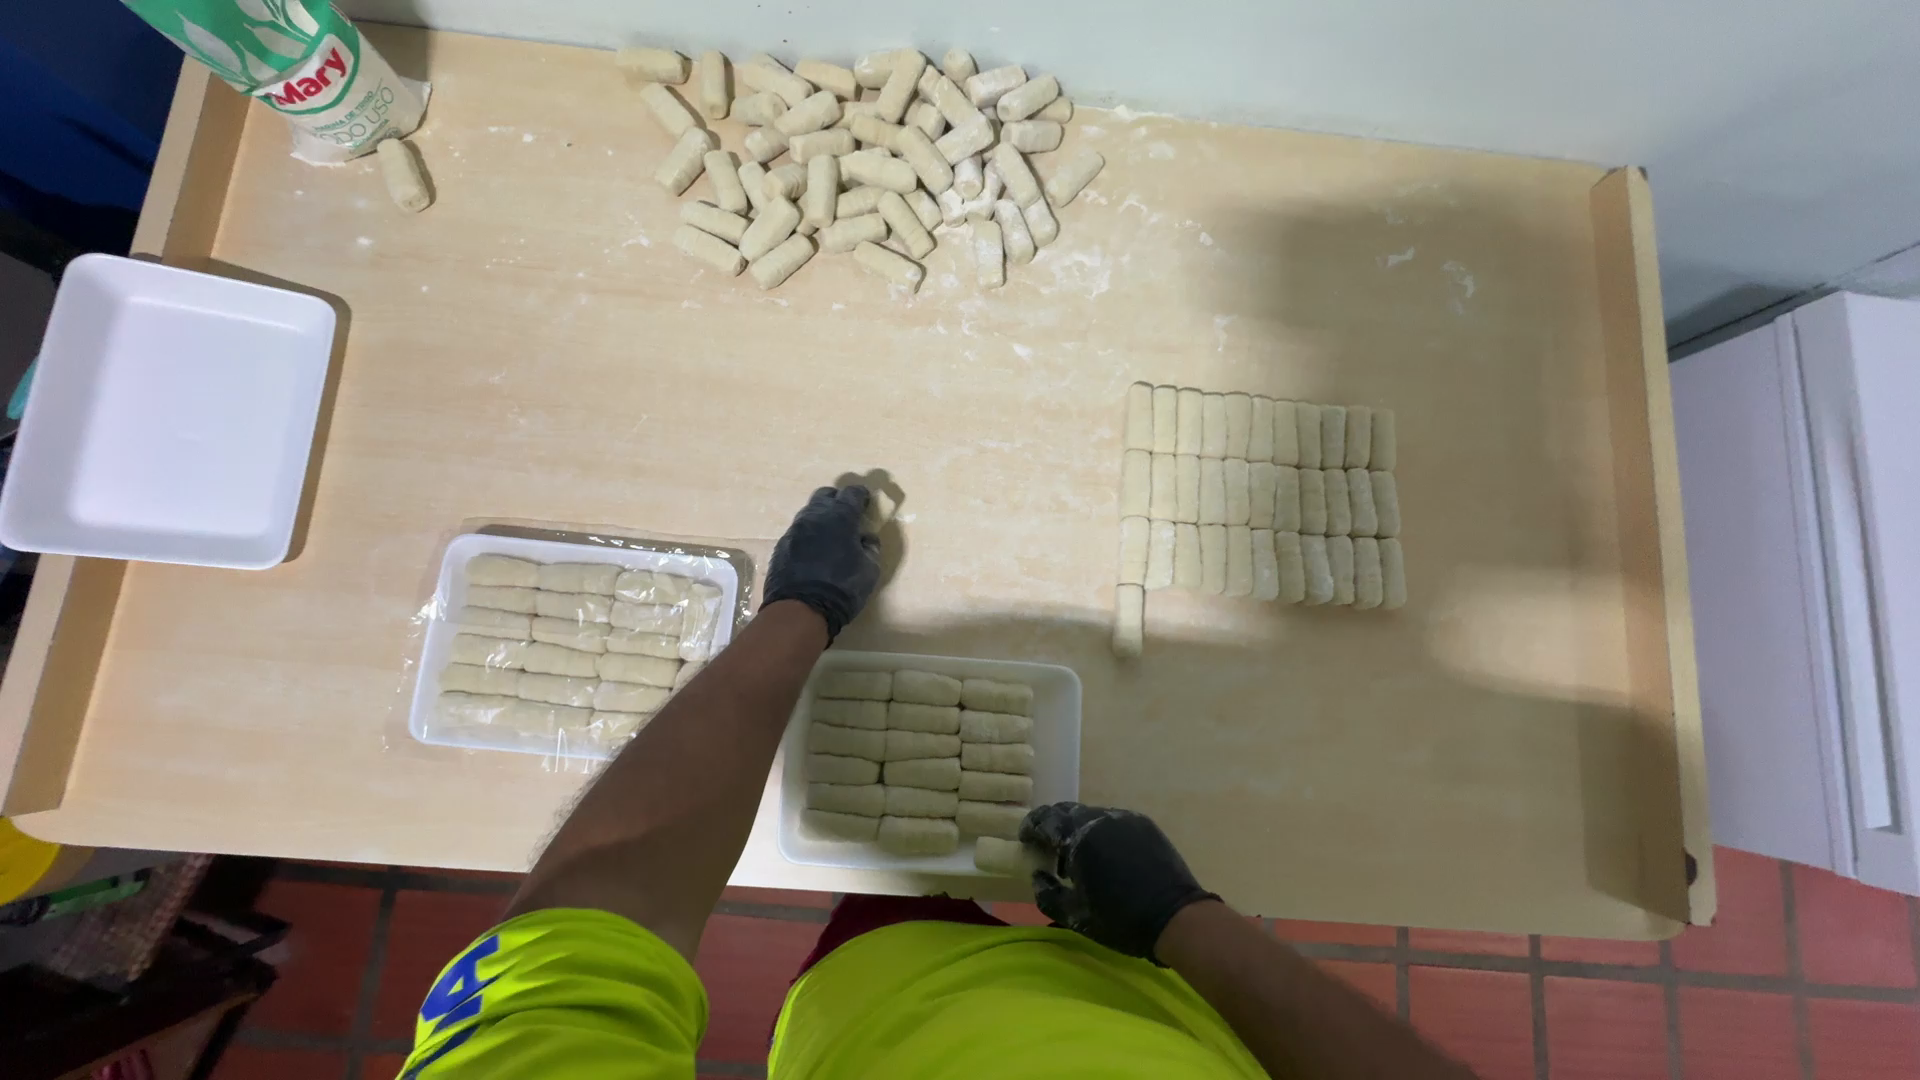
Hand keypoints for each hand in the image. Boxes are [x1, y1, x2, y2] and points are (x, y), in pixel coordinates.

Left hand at [763, 485, 881, 642]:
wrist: (800, 609)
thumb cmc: (843, 588)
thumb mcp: (870, 570)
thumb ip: (871, 548)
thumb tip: (867, 538)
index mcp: (840, 517)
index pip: (852, 493)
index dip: (861, 495)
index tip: (866, 502)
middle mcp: (815, 516)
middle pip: (825, 495)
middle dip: (838, 500)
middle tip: (848, 515)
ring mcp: (795, 530)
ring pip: (809, 512)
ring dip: (822, 517)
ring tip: (831, 535)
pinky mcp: (782, 545)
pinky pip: (799, 531)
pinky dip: (810, 535)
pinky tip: (815, 551)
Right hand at [1021, 802, 1218, 962]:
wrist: (1178, 919)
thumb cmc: (1122, 920)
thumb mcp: (1076, 916)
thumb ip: (1047, 894)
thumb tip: (1038, 876)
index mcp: (1080, 837)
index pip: (1045, 819)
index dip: (1031, 828)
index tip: (1025, 840)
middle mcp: (1101, 818)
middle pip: (1068, 811)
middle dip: (1053, 826)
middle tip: (1050, 849)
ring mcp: (1125, 818)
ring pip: (1091, 816)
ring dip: (1079, 830)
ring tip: (1080, 858)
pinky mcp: (1144, 824)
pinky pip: (1113, 821)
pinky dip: (1102, 833)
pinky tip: (1107, 857)